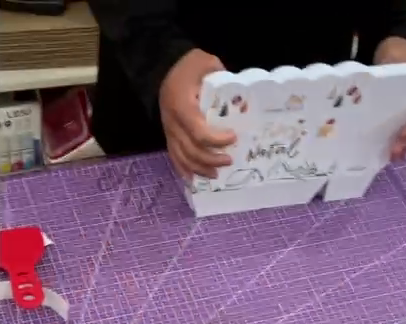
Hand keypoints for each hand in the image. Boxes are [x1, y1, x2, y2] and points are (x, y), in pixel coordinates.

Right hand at [158, 48, 234, 178]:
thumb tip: (241, 100)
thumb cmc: (188, 66)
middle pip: (192, 150)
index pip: (199, 132)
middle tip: (229, 160)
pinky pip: (175, 157)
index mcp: (182, 106)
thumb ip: (223, 80)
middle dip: (211, 159)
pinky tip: (194, 179)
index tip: (233, 138)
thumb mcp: (207, 63)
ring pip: (183, 158)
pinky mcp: (168, 136)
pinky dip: (184, 170)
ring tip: (216, 173)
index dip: (217, 140)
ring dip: (200, 169)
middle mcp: (173, 123)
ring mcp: (169, 132)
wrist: (164, 68)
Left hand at [373, 37, 405, 159]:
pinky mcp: (404, 114)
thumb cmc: (396, 53)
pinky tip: (391, 154)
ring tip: (394, 157)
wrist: (395, 48)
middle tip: (395, 153)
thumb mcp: (394, 58)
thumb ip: (390, 71)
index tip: (403, 134)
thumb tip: (375, 86)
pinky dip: (401, 142)